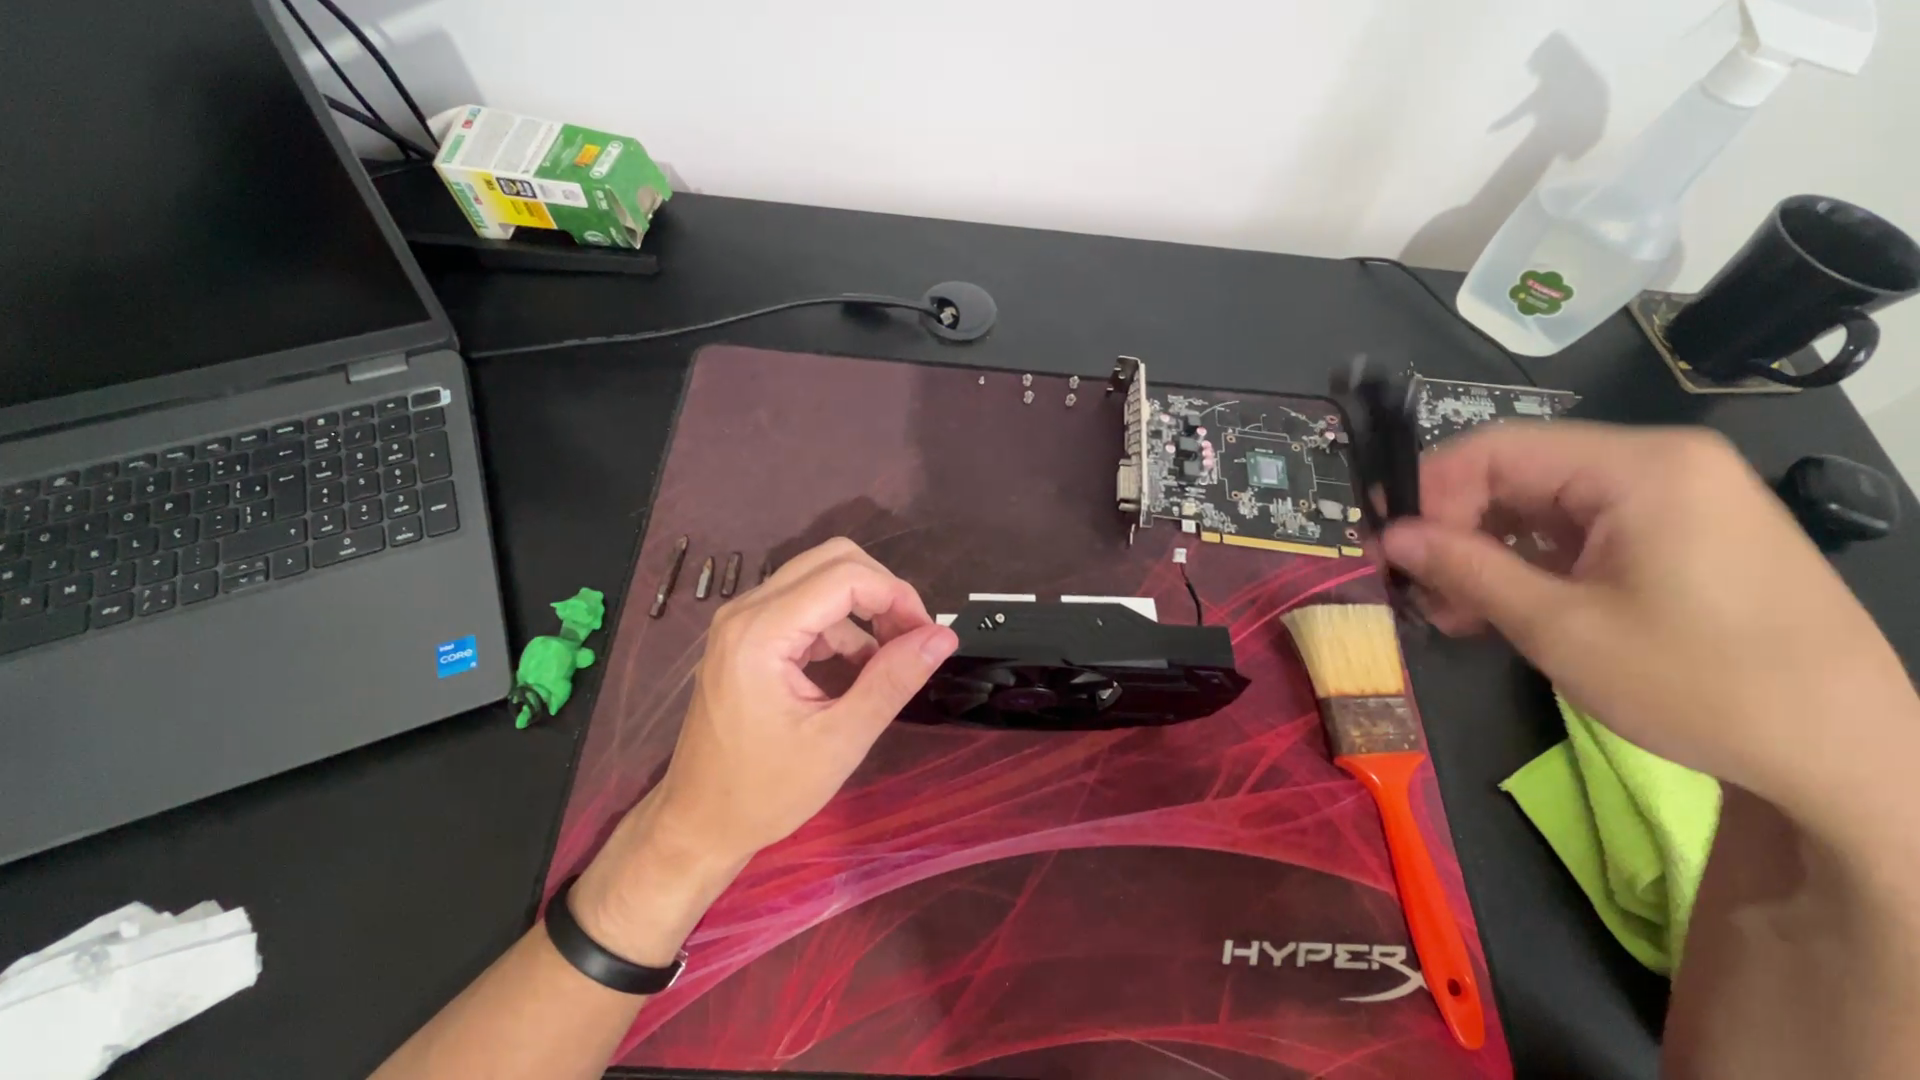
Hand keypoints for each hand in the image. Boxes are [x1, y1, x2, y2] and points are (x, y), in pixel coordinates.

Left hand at [570, 538, 956, 960]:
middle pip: (831, 562)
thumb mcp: (840, 741)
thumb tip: (943, 636)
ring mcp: (741, 622)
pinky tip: (859, 668)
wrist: (699, 824)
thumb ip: (893, 681)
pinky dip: (840, 626)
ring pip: (818, 580)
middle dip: (882, 592)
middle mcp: (745, 611)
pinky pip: (804, 607)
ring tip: (892, 659)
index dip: (896, 595)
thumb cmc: (765, 792)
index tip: (927, 636)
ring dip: (863, 609)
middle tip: (912, 639)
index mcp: (761, 632)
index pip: (844, 576)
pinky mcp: (745, 637)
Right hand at [1380, 422, 1918, 834]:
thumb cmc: (1699, 684)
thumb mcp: (1560, 627)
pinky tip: (1502, 609)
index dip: (1426, 492)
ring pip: (1547, 508)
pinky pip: (1586, 533)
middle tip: (1414, 589)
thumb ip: (1465, 569)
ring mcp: (1680, 499)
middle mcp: (1662, 464)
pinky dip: (1535, 566)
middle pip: (1521, 476)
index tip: (1381, 545)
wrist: (1850, 755)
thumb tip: (1389, 538)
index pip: (1496, 449)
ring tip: (1453, 611)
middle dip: (1457, 530)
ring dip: (1490, 554)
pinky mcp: (1687, 536)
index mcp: (1640, 466)